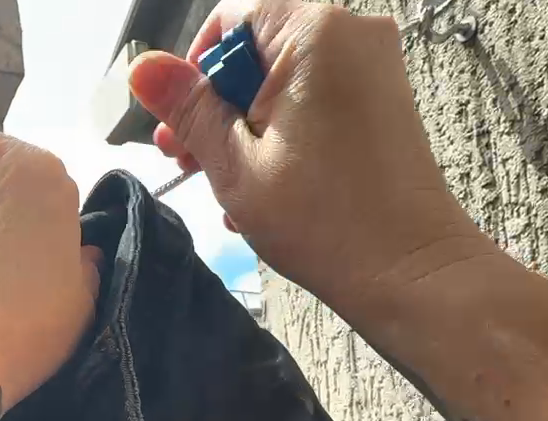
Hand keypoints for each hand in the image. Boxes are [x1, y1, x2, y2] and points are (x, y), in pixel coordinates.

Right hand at [128, 0, 499, 317]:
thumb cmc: (319, 220)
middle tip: (187, 165)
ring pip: (282, 83)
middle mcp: (350, 33)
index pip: (231, 19)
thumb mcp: (235, 166)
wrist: (406, 268)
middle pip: (257, 51)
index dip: (193, 72)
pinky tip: (263, 189)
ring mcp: (371, 68)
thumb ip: (190, 112)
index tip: (180, 130)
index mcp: (313, 33)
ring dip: (244, 131)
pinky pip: (313, 104)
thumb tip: (142, 68)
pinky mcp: (380, 102)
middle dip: (216, 107)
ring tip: (225, 188)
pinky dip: (281, 137)